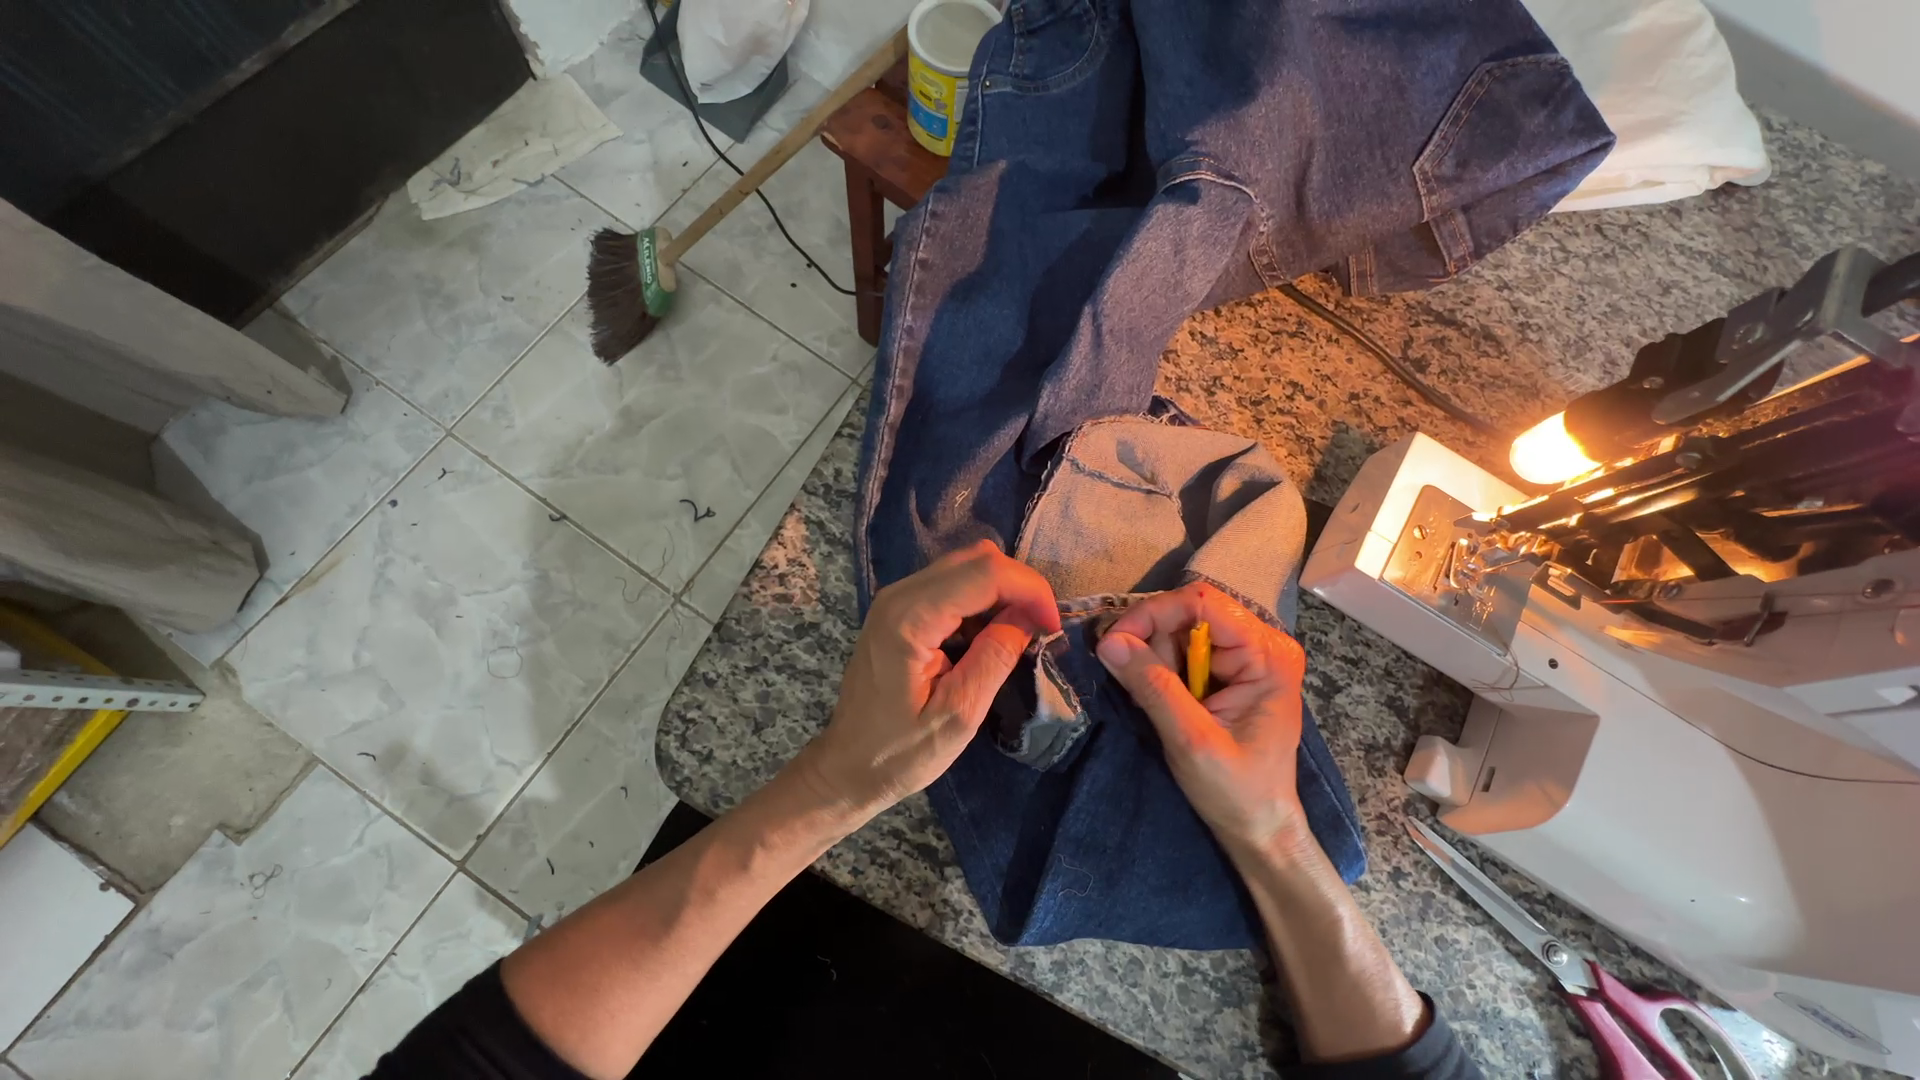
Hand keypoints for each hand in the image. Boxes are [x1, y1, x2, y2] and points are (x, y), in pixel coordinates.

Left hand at [798, 540, 1060, 816]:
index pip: (985, 572)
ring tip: (1018, 634)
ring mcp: (896, 599)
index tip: (1052, 626)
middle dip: (1019, 587)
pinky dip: (981, 600)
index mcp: (910, 618)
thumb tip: (1029, 617)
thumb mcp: (959, 714)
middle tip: (1039, 629)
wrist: (846, 767)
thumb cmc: (899, 752)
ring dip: (1002, 593)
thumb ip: (995, 657)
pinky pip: (951, 584)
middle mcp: (899, 595)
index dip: (1029, 590)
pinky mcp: (899, 609)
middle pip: (976, 560)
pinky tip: (987, 637)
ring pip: (966, 566)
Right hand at [1095, 583, 1314, 858]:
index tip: (1113, 643)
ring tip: (1158, 703)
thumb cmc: (1237, 791)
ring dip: (1155, 659)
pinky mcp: (1231, 668)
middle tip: (1138, 685)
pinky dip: (1162, 669)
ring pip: (1180, 629)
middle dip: (1153, 643)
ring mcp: (1247, 654)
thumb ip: (1152, 687)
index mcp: (1267, 653)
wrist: (1261, 829)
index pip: (1202, 603)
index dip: (1152, 614)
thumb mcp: (1190, 740)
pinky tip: (1166, 701)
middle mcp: (1262, 642)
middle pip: (1188, 612)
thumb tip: (1108, 641)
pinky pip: (1183, 648)